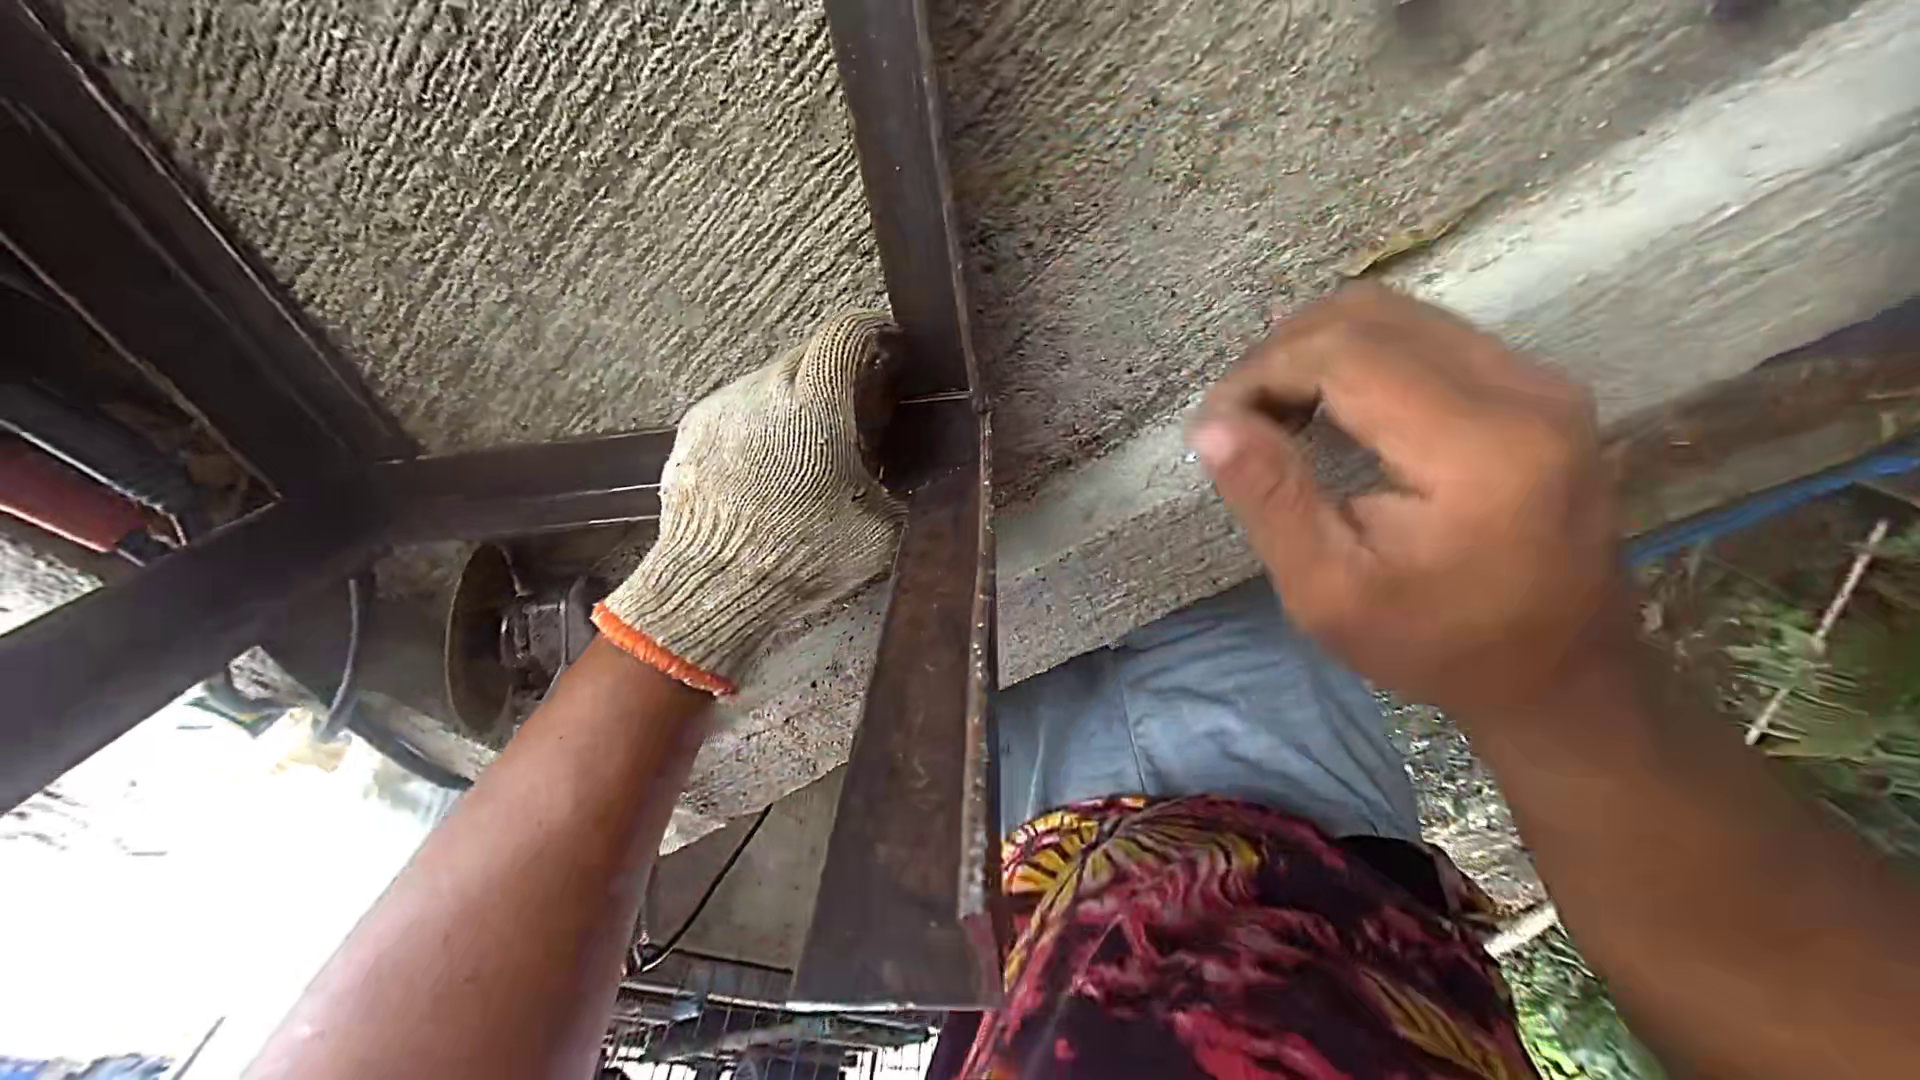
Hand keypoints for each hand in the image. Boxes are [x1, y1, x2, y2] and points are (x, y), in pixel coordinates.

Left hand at [594, 313, 904, 695]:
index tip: (885, 343)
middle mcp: (764, 393)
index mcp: (815, 407)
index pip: (846, 334)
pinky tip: (772, 463)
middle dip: (839, 369)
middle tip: (856, 404)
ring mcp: (724, 409)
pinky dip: (763, 421)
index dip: (872, 332)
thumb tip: (914, 476)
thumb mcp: (878, 530)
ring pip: (771, 379)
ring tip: (812, 444)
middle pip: (809, 352)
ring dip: (799, 398)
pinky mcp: (694, 430)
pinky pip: (739, 407)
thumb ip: (899, 488)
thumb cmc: (795, 558)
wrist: (714, 586)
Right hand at [1187, 284, 1623, 717]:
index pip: (1344, 353)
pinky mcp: (1529, 386)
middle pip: (1366, 316)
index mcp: (1478, 447)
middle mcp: (1522, 389)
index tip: (1213, 426)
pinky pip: (1418, 334)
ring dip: (1309, 351)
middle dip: (1278, 357)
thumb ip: (1270, 498)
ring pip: (1392, 314)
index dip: (1260, 374)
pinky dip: (1348, 356)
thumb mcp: (1327, 591)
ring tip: (1271, 413)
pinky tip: (1321, 407)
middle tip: (1237, 420)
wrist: (1555, 672)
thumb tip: (1209, 423)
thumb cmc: (1433, 645)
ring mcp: (1535, 379)